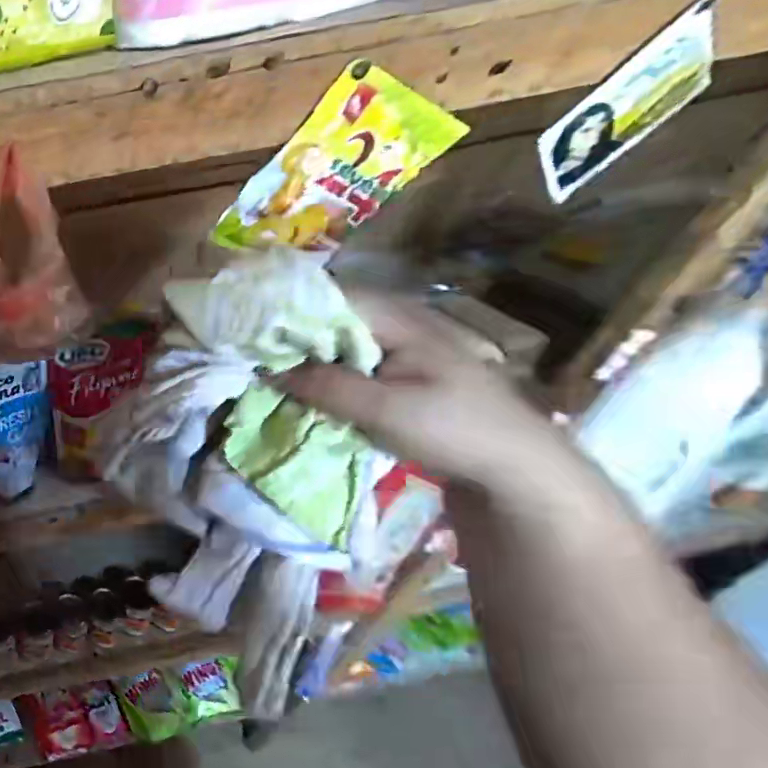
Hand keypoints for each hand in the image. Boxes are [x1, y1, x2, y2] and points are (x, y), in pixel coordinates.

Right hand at [275, 294, 578, 489]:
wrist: (518, 469)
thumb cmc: (454, 430)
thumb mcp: (383, 410)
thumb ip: (324, 386)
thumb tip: (268, 370)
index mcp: (400, 322)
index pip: (331, 298)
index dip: (289, 308)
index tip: (249, 327)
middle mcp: (399, 326)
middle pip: (331, 317)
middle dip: (291, 333)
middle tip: (250, 351)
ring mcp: (402, 350)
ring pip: (338, 341)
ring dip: (305, 354)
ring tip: (266, 367)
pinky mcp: (400, 375)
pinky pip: (350, 361)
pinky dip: (322, 370)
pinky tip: (302, 386)